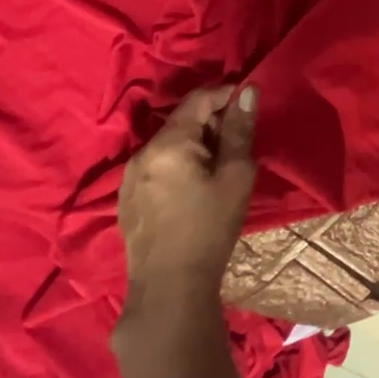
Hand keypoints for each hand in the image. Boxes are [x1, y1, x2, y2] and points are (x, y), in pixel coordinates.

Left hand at [118, 85, 256, 291]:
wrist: (169, 286)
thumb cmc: (210, 226)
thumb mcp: (235, 174)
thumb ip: (239, 130)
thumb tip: (247, 92)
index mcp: (168, 144)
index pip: (198, 99)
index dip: (226, 93)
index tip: (251, 104)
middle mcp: (141, 154)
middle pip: (181, 120)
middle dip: (213, 121)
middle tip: (242, 139)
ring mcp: (129, 177)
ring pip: (169, 143)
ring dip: (197, 142)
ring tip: (222, 163)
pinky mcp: (127, 198)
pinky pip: (158, 165)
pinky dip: (181, 161)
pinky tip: (196, 184)